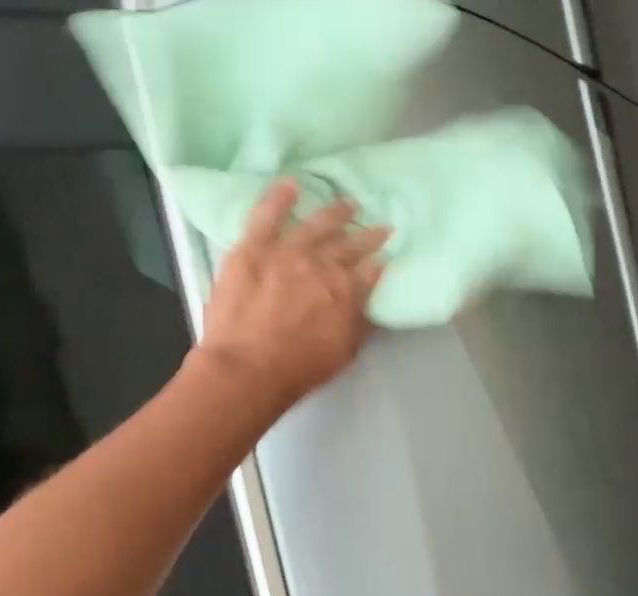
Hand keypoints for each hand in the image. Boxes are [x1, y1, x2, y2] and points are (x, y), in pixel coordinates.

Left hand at [194, 179, 391, 404]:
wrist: (248, 368)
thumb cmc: (302, 367)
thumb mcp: (346, 349)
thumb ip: (361, 320)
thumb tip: (372, 297)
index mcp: (347, 292)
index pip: (372, 271)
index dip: (382, 262)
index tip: (389, 256)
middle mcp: (322, 265)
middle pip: (351, 245)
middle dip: (369, 235)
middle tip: (382, 226)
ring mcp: (286, 252)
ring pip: (316, 225)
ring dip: (336, 212)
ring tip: (349, 203)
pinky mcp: (252, 247)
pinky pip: (266, 215)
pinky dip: (279, 198)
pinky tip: (292, 185)